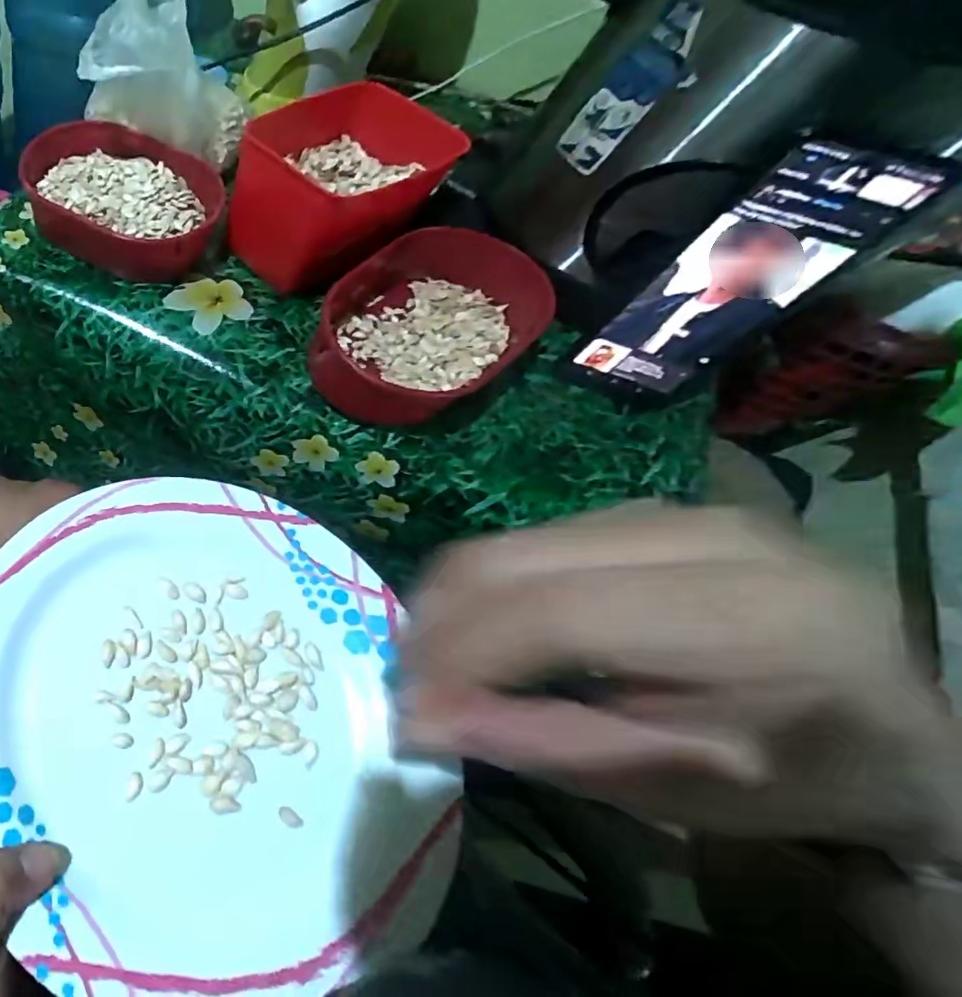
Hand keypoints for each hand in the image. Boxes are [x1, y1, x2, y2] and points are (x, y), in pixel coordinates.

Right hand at [399, 506, 961, 859]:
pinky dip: (475, 589)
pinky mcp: (634, 511)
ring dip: (443, 606)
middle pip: (506, 563)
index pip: (553, 617)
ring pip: (498, 545)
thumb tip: (417, 724)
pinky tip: (478, 631)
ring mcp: (666, 512)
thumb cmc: (795, 779)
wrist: (888, 724)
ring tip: (436, 663)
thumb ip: (541, 746)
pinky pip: (517, 541)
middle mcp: (706, 539)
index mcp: (752, 620)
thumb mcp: (675, 787)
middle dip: (433, 628)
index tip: (412, 711)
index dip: (462, 661)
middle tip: (410, 684)